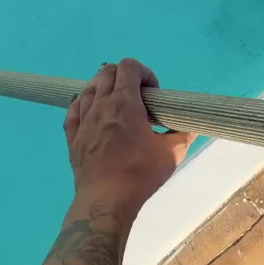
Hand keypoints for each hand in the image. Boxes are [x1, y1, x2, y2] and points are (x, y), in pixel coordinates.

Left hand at [64, 59, 193, 212]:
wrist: (106, 198)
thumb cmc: (140, 173)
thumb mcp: (172, 153)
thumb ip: (182, 135)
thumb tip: (191, 127)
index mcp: (125, 103)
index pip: (129, 67)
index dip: (144, 72)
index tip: (152, 93)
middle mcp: (100, 104)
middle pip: (107, 72)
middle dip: (124, 77)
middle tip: (137, 98)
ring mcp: (83, 119)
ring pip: (88, 88)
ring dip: (104, 89)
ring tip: (115, 105)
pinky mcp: (72, 136)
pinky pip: (72, 109)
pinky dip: (82, 103)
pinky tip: (89, 109)